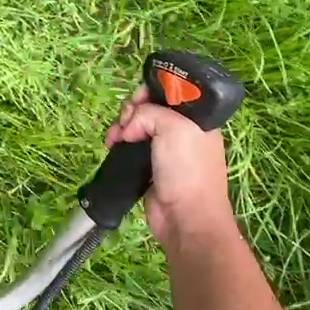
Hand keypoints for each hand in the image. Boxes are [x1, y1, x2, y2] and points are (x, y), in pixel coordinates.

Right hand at [104, 85, 236, 252]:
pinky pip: (129, 143)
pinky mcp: (148, 164)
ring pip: (135, 124)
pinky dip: (118, 141)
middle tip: (126, 122)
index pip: (170, 92)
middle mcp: (181, 131)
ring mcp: (164, 149)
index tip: (137, 99)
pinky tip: (112, 145)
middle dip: (131, 109)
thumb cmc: (186, 170)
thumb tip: (129, 127)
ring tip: (115, 138)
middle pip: (148, 107)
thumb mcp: (174, 127)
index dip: (150, 91)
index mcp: (197, 120)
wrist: (185, 218)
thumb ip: (148, 113)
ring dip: (121, 126)